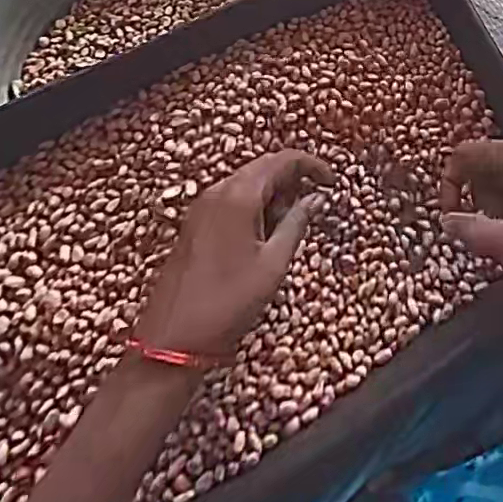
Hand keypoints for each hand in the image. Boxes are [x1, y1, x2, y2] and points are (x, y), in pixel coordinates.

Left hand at [133, 149, 334, 355]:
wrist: (171, 342)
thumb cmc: (228, 302)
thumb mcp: (273, 263)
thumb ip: (297, 223)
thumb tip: (316, 198)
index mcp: (239, 196)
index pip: (283, 160)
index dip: (311, 165)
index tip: (331, 182)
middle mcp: (218, 192)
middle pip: (264, 167)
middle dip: (293, 180)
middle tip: (312, 206)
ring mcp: (202, 206)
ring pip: (248, 183)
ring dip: (274, 195)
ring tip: (288, 227)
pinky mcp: (195, 223)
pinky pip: (232, 199)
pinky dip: (254, 206)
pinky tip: (263, 235)